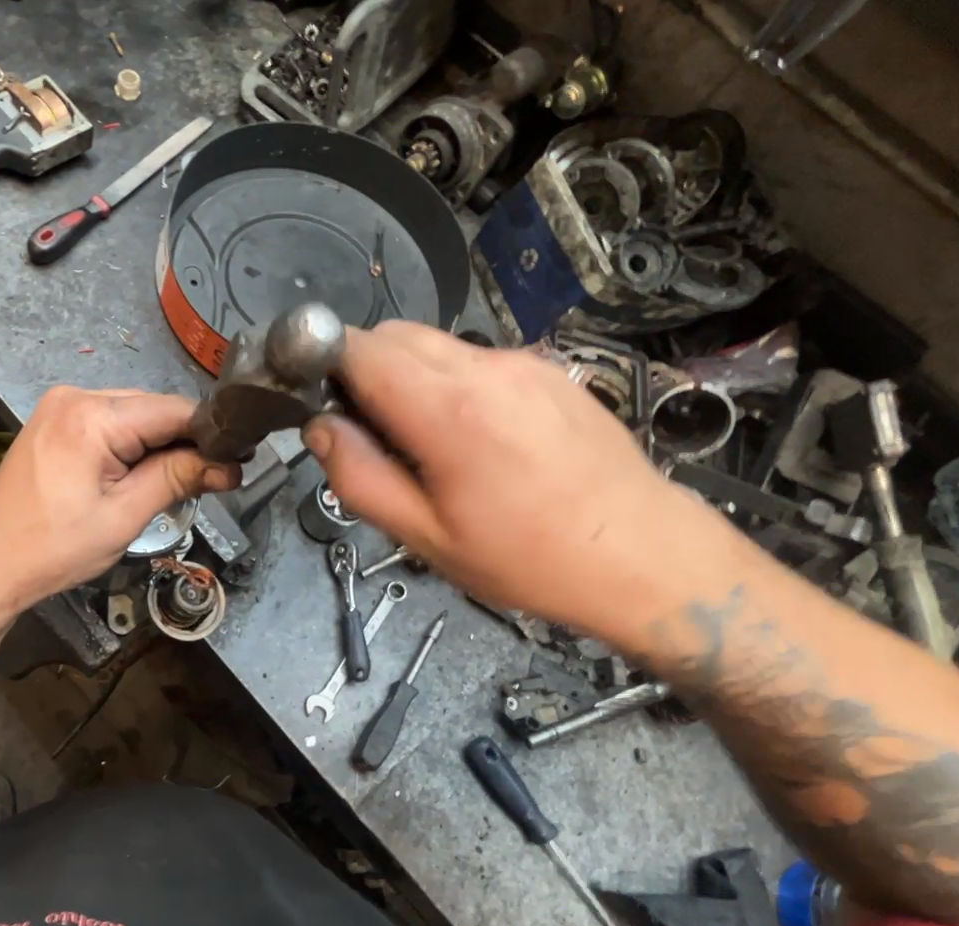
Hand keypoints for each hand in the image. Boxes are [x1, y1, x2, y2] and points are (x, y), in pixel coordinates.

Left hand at [0, 387, 240, 621]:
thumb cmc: (52, 549)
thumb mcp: (124, 516)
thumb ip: (177, 480)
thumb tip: (229, 465)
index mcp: (91, 416)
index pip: (173, 409)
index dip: (210, 434)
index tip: (238, 459)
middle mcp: (74, 397)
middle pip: (152, 409)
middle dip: (183, 442)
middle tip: (211, 480)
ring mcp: (58, 408)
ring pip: (131, 416)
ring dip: (156, 446)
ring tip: (173, 484)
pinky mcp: (51, 424)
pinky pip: (106, 425)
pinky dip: (128, 447)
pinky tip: (138, 476)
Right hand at [304, 322, 724, 637]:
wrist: (643, 554)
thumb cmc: (528, 558)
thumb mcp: (424, 537)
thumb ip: (359, 478)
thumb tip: (320, 429)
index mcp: (449, 410)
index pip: (361, 347)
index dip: (325, 364)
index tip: (315, 398)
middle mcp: (487, 369)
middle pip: (395, 335)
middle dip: (362, 371)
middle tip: (367, 433)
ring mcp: (524, 364)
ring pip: (435, 345)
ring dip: (407, 378)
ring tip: (424, 443)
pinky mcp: (549, 372)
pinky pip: (477, 361)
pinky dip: (451, 384)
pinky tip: (472, 440)